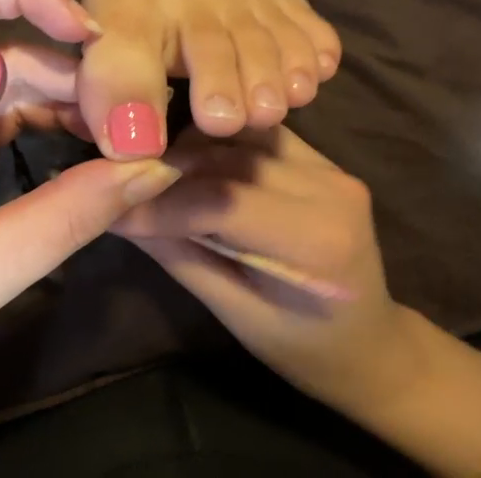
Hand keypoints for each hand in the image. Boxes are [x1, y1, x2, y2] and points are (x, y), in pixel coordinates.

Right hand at [114, 125, 420, 409]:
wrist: (371, 344)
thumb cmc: (302, 346)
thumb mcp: (233, 312)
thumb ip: (177, 253)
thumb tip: (112, 212)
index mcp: (315, 241)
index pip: (219, 200)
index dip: (157, 201)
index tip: (109, 207)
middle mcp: (329, 189)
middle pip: (223, 159)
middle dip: (164, 170)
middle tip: (117, 184)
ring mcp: (329, 166)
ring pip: (232, 135)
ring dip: (185, 152)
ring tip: (150, 175)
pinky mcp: (320, 155)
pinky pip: (250, 134)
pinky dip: (211, 145)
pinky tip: (188, 166)